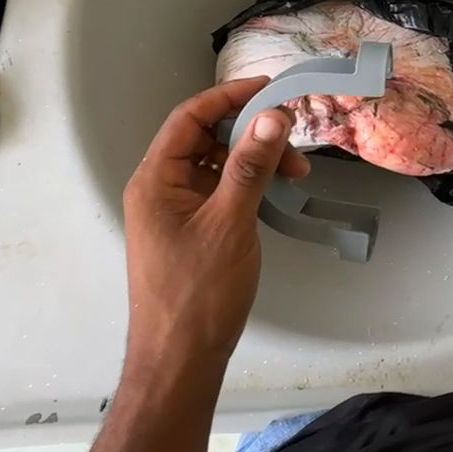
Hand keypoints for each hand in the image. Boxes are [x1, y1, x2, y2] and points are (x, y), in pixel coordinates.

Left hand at [120, 79, 310, 374]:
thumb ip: (250, 166)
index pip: (189, 118)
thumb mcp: (229, 222)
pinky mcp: (198, 227)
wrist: (182, 363)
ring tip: (296, 170)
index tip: (271, 88)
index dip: (228, 96)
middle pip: (206, 136)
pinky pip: (226, 186)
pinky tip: (280, 187)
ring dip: (257, 156)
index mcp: (156, 180)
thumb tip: (273, 114)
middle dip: (251, 129)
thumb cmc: (198, 292)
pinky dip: (254, 180)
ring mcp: (180, 208)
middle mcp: (163, 187)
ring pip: (220, 161)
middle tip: (293, 133)